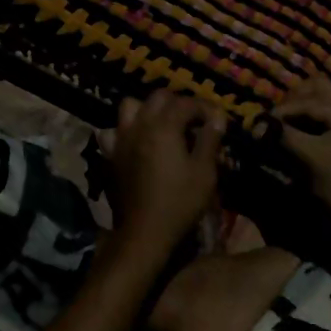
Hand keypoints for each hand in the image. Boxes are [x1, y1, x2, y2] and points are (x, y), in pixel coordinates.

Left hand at [111, 92, 224, 247]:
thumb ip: (210, 139)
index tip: (217, 120)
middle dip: (179, 103)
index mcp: (165, 127)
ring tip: (163, 126)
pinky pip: (113, 131)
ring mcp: (122, 140)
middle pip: (159, 97)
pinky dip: (126, 131)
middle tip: (194, 121)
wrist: (144, 232)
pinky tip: (137, 143)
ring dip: (149, 110)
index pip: (187, 103)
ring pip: (131, 107)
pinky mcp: (111, 156)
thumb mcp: (204, 172)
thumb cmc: (180, 201)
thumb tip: (218, 116)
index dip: (205, 108)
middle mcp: (140, 126)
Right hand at [274, 78, 330, 210]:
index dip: (284, 109)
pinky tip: (290, 132)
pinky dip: (305, 123)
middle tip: (275, 114)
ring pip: (321, 105)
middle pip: (320, 91)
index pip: (310, 102)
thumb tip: (257, 125)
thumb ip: (284, 135)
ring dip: (299, 110)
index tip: (262, 119)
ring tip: (279, 123)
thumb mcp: (309, 156)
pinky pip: (322, 121)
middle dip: (295, 99)